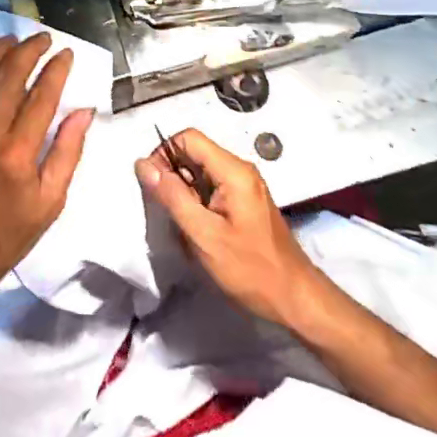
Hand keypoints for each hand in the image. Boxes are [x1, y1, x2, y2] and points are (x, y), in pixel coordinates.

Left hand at [0, 34, 93, 305]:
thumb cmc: (6, 234)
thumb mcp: (50, 202)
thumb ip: (67, 152)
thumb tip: (84, 111)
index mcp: (14, 157)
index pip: (38, 99)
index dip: (54, 71)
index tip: (65, 54)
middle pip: (5, 78)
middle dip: (27, 51)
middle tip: (43, 38)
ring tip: (12, 39)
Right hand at [136, 129, 324, 327]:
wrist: (294, 299)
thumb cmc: (249, 268)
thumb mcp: (203, 234)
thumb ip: (172, 196)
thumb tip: (143, 164)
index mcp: (234, 171)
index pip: (189, 138)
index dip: (163, 153)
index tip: (151, 183)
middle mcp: (240, 170)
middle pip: (195, 152)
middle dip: (172, 173)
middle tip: (164, 207)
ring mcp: (244, 186)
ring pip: (200, 171)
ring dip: (182, 190)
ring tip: (179, 221)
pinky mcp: (243, 202)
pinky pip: (210, 187)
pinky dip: (195, 201)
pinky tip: (194, 227)